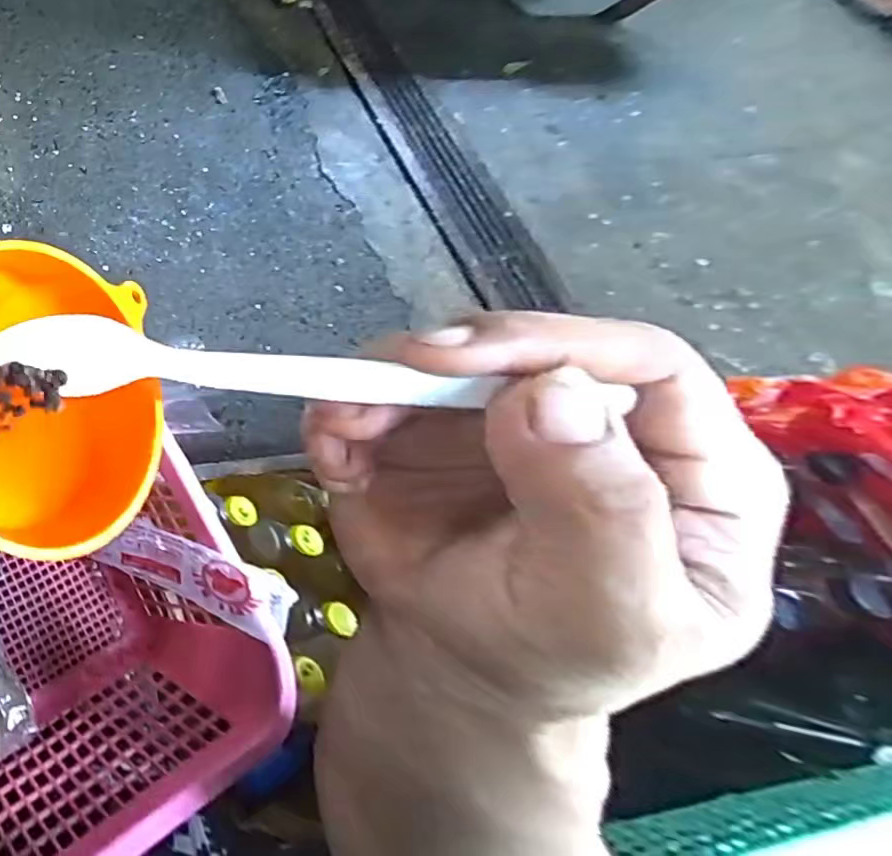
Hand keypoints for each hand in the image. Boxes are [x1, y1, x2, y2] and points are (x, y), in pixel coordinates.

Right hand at [303, 311, 787, 724]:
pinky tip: (336, 467)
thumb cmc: (552, 650)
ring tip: (342, 436)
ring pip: (422, 365)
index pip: (635, 360)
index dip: (548, 343)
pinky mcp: (407, 435)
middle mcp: (574, 421)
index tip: (459, 360)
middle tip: (380, 380)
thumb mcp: (606, 608)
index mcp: (674, 460)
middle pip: (511, 349)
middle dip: (437, 360)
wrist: (452, 665)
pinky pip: (362, 399)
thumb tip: (552, 392)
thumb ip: (598, 507)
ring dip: (368, 387)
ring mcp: (482, 423)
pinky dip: (334, 421)